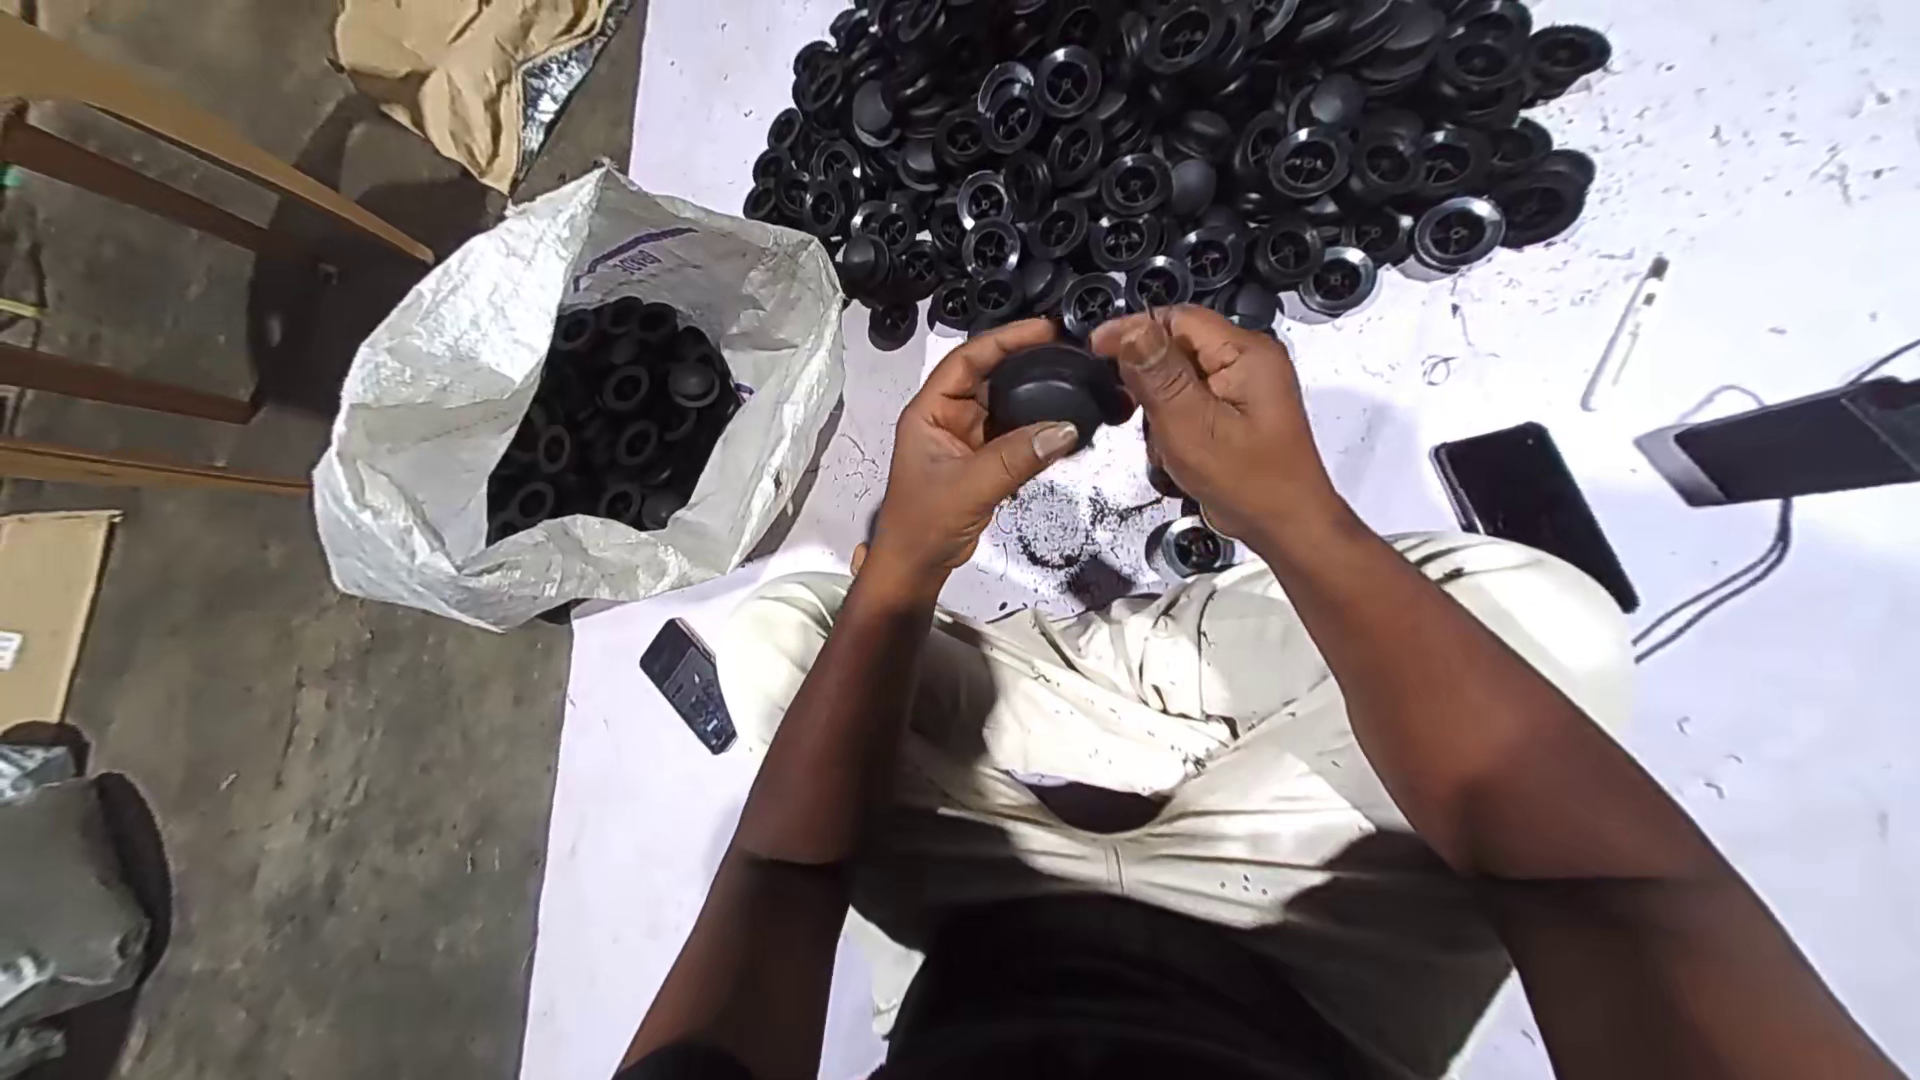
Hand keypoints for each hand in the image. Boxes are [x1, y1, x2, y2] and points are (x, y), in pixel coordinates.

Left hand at [865, 319, 1080, 591]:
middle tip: (1065, 353)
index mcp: (929, 411)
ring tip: (1069, 382)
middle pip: (990, 376)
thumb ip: (1015, 458)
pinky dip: (1035, 430)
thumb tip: (1061, 430)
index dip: (1004, 339)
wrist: (918, 565)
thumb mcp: (967, 487)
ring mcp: (966, 439)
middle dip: (1026, 363)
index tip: (1042, 330)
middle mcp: (948, 418)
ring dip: (1034, 397)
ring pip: (1005, 405)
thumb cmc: (920, 526)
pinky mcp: (982, 460)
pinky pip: (1014, 434)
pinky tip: (1058, 425)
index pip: (967, 359)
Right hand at [1089, 306, 1348, 546]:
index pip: (1176, 318)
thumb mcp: (1191, 425)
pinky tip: (1175, 449)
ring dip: (1158, 408)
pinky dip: (1171, 423)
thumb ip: (1159, 376)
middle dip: (1146, 379)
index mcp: (1244, 354)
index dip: (1132, 331)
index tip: (1097, 348)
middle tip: (1131, 409)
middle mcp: (1247, 363)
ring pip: (1177, 377)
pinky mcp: (1233, 411)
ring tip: (1164, 442)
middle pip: (1175, 346)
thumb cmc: (1251, 482)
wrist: (1283, 524)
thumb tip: (1132, 331)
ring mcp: (1241, 388)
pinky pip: (1188, 401)